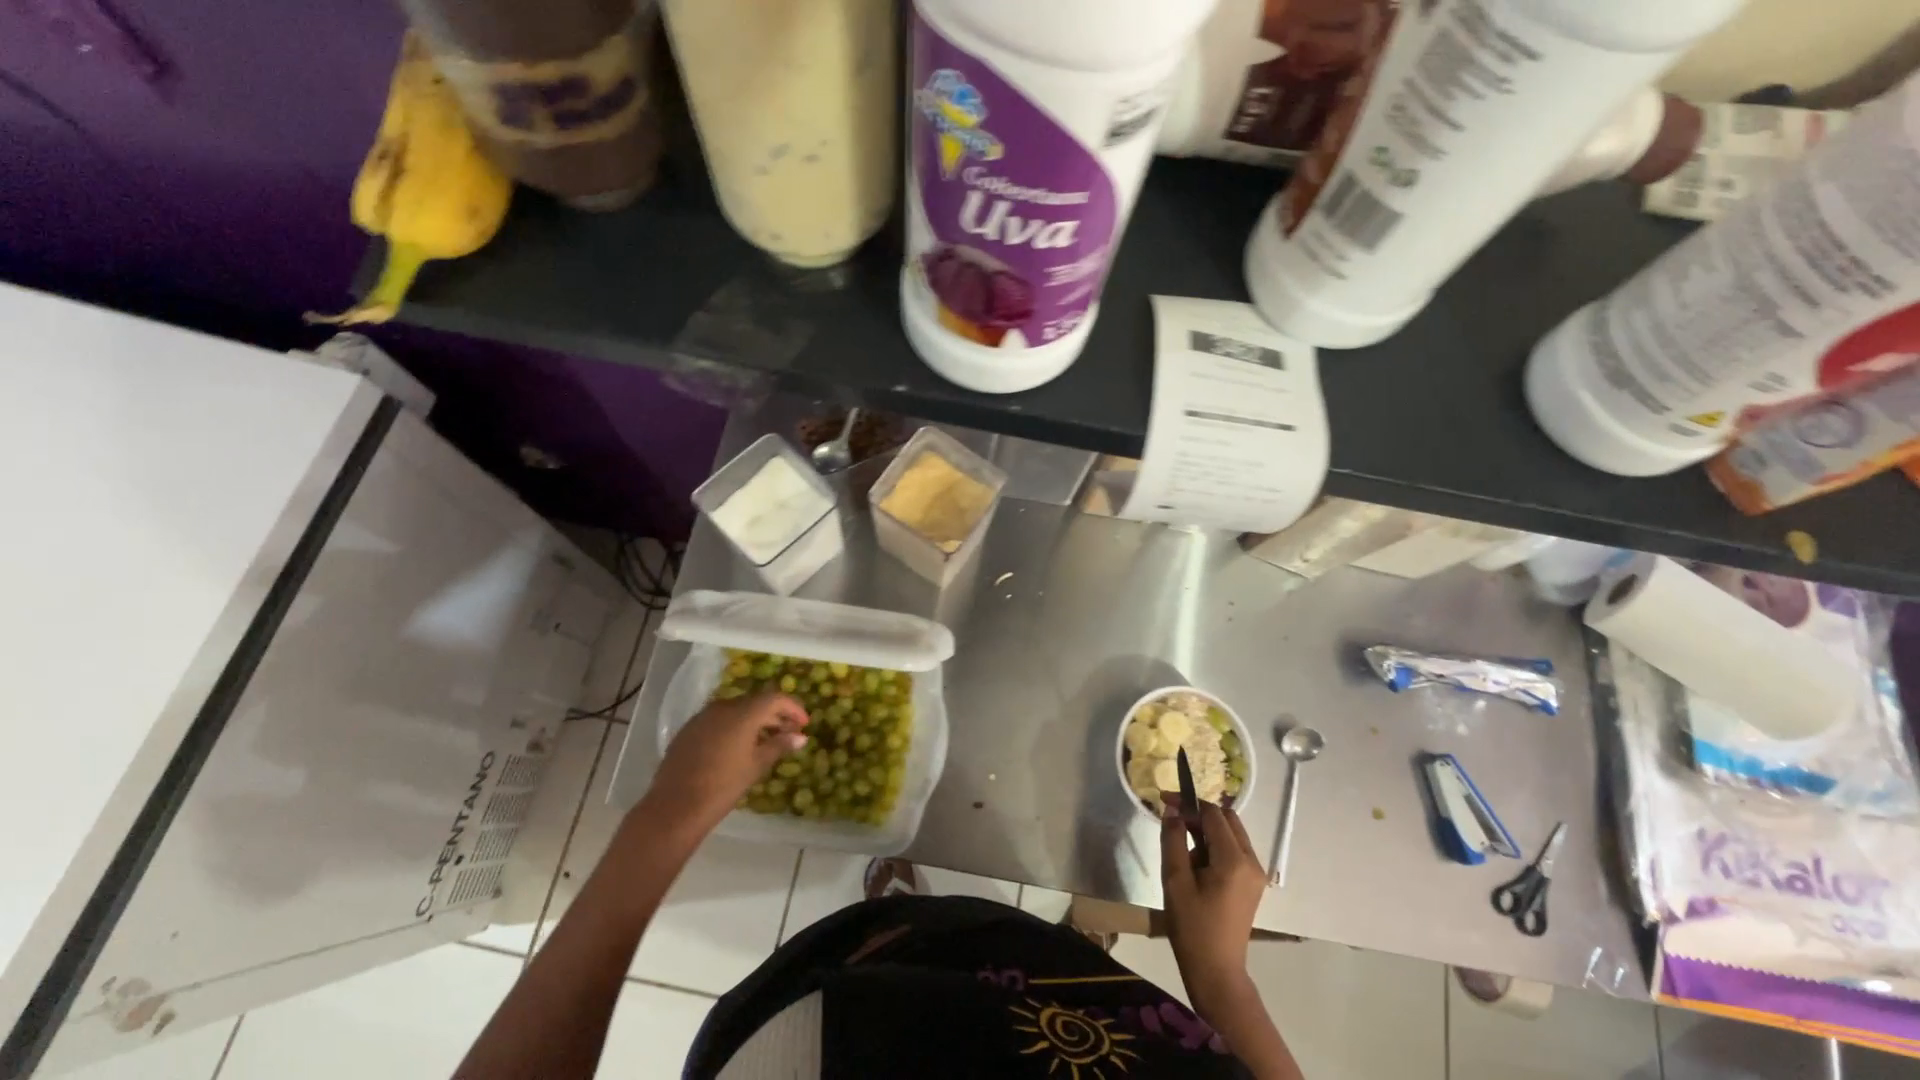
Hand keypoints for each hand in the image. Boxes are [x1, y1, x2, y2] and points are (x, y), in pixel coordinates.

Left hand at [640, 693, 808, 835]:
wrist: (675, 806)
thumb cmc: (723, 786)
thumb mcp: (756, 766)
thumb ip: (779, 746)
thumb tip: (800, 737)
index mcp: (742, 713)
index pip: (774, 698)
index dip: (793, 708)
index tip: (804, 724)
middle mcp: (722, 707)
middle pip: (755, 702)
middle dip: (775, 715)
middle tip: (788, 733)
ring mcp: (702, 717)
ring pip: (735, 710)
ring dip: (754, 721)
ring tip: (766, 741)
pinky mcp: (688, 730)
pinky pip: (718, 720)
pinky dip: (734, 727)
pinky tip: (738, 747)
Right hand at [1160, 794, 1265, 1009]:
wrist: (1216, 970)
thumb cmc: (1192, 927)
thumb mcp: (1175, 881)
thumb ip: (1173, 840)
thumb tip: (1172, 811)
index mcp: (1234, 859)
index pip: (1213, 814)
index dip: (1188, 802)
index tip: (1163, 800)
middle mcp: (1251, 861)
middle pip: (1227, 819)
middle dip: (1199, 813)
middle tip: (1171, 820)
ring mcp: (1255, 873)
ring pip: (1232, 834)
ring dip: (1207, 829)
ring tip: (1180, 844)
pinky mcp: (1252, 884)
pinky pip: (1234, 851)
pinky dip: (1215, 845)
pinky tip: (1195, 860)